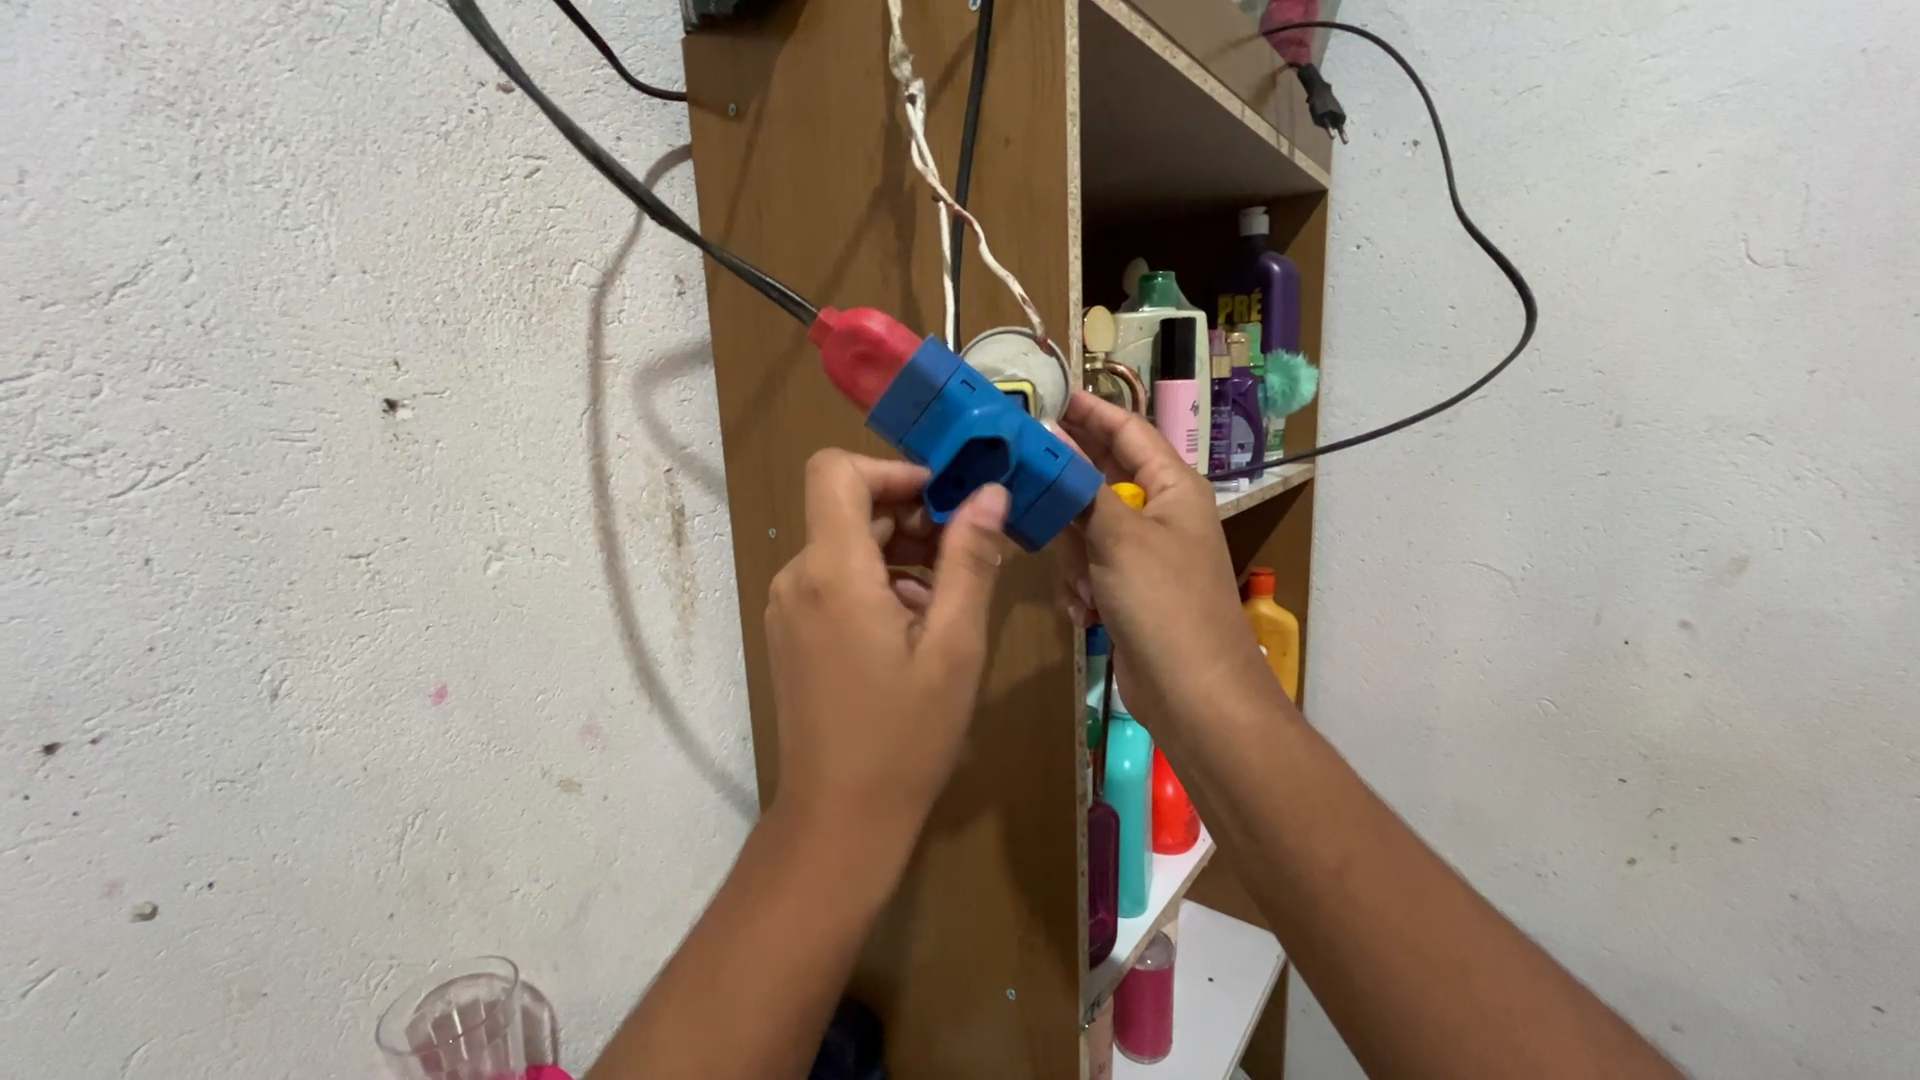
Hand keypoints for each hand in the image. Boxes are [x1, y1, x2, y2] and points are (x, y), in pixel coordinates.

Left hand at [764, 450, 1009, 838]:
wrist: (840, 818)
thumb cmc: (906, 735)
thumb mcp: (954, 645)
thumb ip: (970, 560)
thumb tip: (989, 493)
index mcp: (832, 570)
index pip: (837, 471)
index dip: (892, 471)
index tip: (944, 500)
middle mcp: (798, 578)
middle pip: (847, 509)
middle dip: (910, 517)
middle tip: (969, 551)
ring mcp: (788, 608)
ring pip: (843, 547)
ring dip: (899, 554)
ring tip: (949, 598)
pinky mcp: (791, 635)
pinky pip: (833, 583)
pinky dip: (876, 584)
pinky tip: (916, 628)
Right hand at [1058, 391, 1277, 733]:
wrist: (1193, 693)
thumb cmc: (1165, 603)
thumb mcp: (1120, 536)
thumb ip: (1081, 486)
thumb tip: (1050, 437)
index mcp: (1173, 487)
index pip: (1128, 431)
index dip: (1089, 412)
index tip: (1045, 397)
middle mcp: (1160, 514)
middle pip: (1101, 479)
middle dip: (1066, 488)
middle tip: (1018, 474)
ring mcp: (1142, 555)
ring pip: (1085, 528)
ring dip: (1072, 553)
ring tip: (1077, 580)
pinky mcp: (1126, 592)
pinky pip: (1088, 569)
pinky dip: (1080, 587)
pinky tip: (1082, 611)